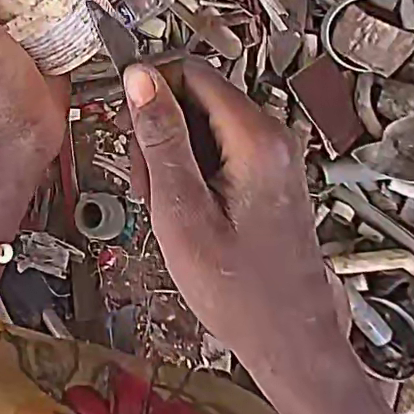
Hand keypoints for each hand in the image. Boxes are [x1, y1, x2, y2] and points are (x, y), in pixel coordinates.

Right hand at [123, 59, 354, 379]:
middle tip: (145, 178)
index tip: (126, 121)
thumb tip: (140, 79)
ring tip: (164, 202)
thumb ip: (160, 138)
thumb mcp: (181, 210)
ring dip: (169, 154)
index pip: (190, 72)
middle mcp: (271, 138)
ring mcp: (270, 156)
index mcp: (255, 139)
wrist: (287, 341)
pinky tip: (181, 207)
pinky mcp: (264, 173)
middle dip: (157, 130)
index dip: (149, 91)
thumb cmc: (238, 290)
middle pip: (194, 96)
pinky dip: (187, 170)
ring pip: (199, 123)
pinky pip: (213, 148)